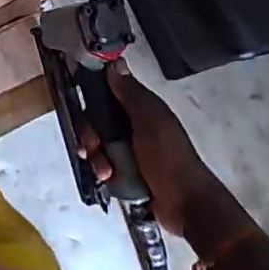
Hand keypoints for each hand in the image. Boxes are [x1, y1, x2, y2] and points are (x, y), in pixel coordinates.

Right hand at [82, 61, 226, 236]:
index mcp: (143, 109)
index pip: (109, 93)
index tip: (83, 107)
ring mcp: (130, 150)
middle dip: (91, 133)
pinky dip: (102, 170)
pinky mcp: (126, 172)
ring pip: (99, 144)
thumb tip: (115, 63)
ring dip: (97, 156)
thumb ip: (131, 94)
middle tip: (93, 146)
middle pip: (99, 121)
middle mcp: (135, 126)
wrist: (185, 206)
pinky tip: (108, 177)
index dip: (93, 98)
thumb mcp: (150, 122)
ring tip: (105, 170)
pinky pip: (103, 164)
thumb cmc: (169, 159)